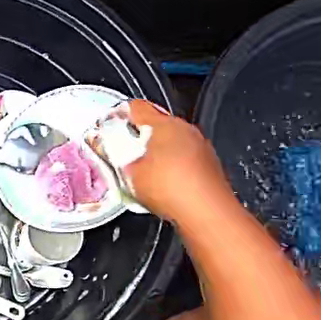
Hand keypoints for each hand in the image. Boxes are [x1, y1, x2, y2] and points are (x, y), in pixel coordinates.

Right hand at [118, 100, 240, 227]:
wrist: (207, 212)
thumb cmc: (170, 188)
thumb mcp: (130, 174)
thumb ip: (117, 157)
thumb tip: (110, 151)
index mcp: (163, 123)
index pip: (136, 107)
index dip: (119, 115)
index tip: (111, 125)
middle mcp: (185, 129)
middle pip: (157, 124)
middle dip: (140, 138)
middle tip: (126, 155)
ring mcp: (201, 146)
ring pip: (174, 142)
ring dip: (158, 153)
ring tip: (144, 174)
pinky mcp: (210, 164)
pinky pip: (187, 159)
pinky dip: (175, 167)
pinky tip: (166, 185)